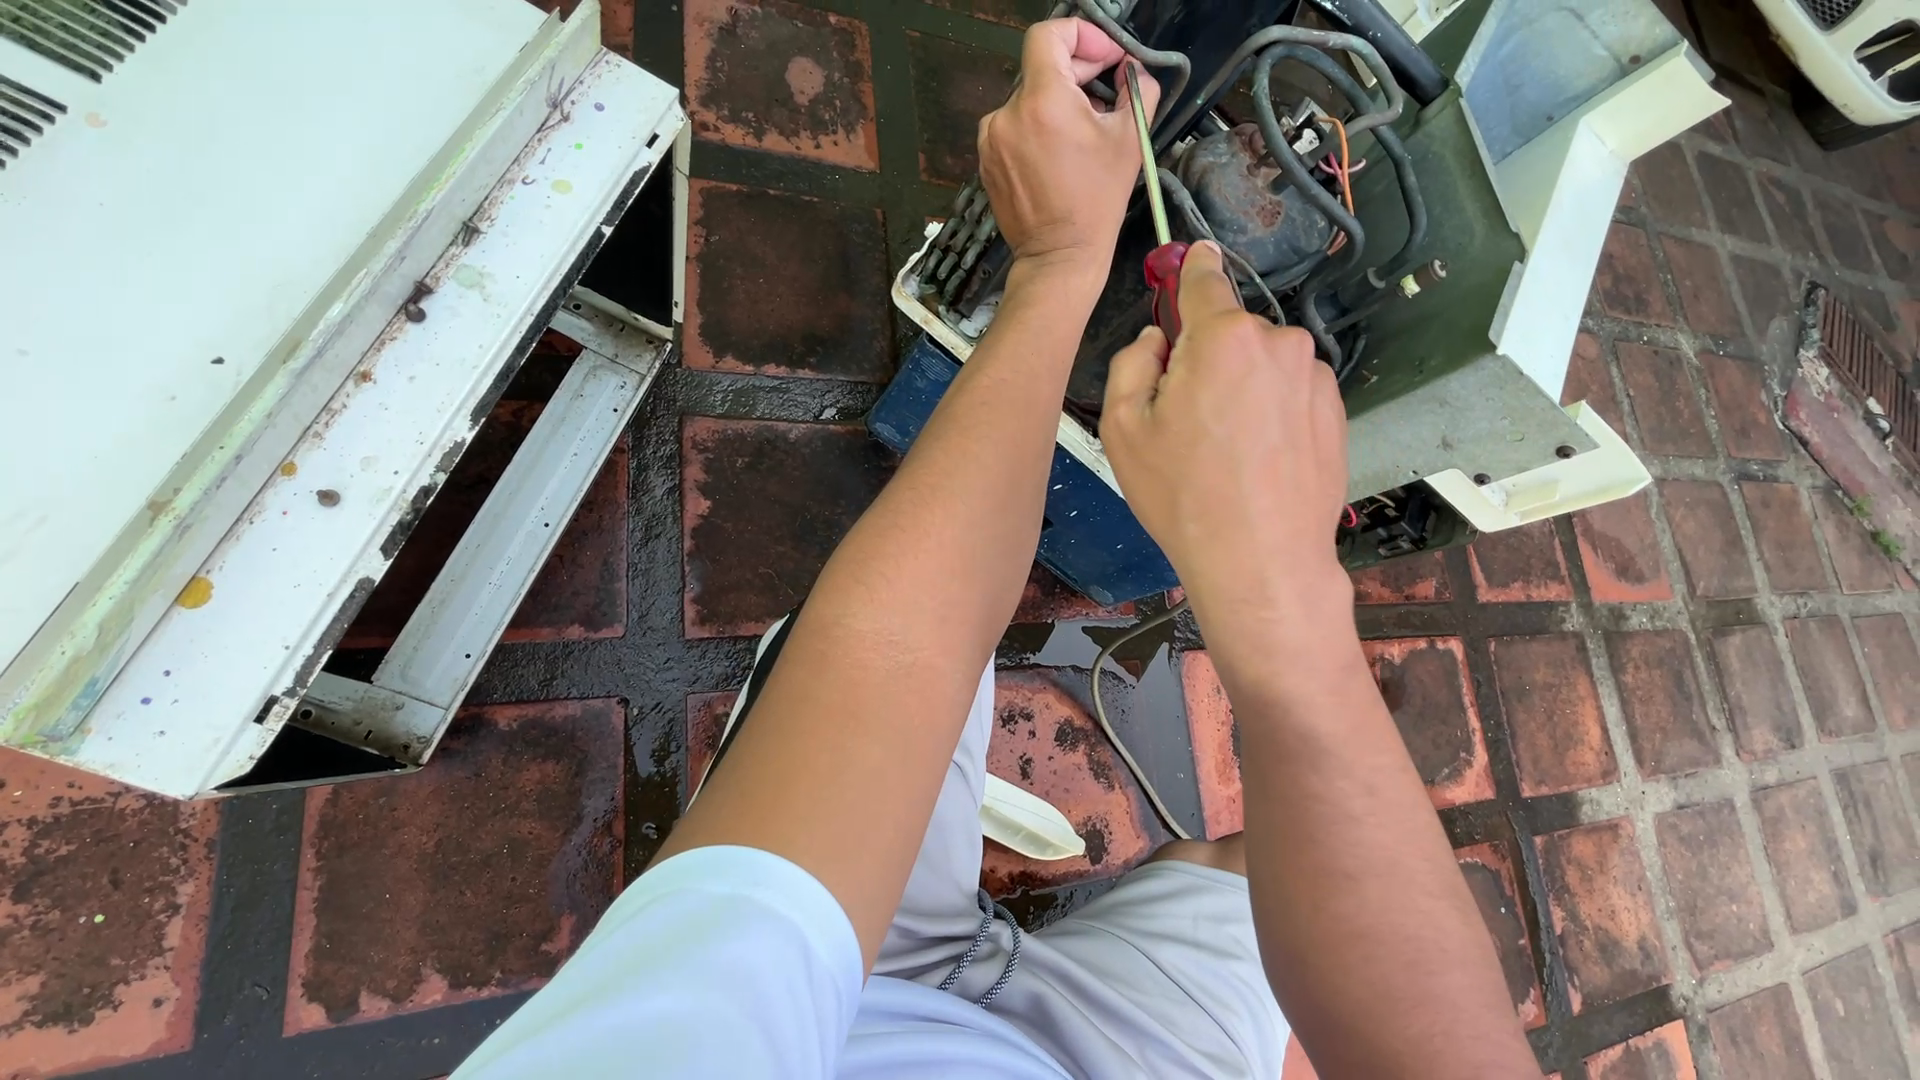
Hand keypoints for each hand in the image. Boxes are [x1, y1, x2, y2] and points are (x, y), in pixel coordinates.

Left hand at [977, 19, 1159, 278]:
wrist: (1059, 255)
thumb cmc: (1097, 201)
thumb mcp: (1130, 140)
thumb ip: (1137, 89)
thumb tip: (1130, 70)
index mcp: (1042, 100)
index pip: (1049, 35)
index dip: (1081, 36)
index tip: (1104, 58)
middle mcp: (1007, 114)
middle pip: (1040, 70)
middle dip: (1076, 74)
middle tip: (1104, 95)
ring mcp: (990, 140)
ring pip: (1027, 102)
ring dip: (1055, 106)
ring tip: (1080, 135)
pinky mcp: (985, 162)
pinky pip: (1012, 130)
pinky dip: (1035, 131)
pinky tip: (1056, 156)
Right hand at [1100, 242, 1350, 621]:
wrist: (1260, 560)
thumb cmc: (1182, 494)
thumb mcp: (1123, 429)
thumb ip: (1132, 363)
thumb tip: (1158, 340)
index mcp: (1224, 337)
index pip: (1204, 278)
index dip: (1191, 268)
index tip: (1193, 254)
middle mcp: (1279, 343)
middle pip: (1230, 333)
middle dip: (1206, 359)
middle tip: (1186, 419)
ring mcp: (1314, 378)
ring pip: (1262, 365)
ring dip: (1241, 387)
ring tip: (1224, 450)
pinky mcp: (1336, 412)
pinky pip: (1289, 393)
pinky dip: (1270, 411)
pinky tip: (1256, 460)